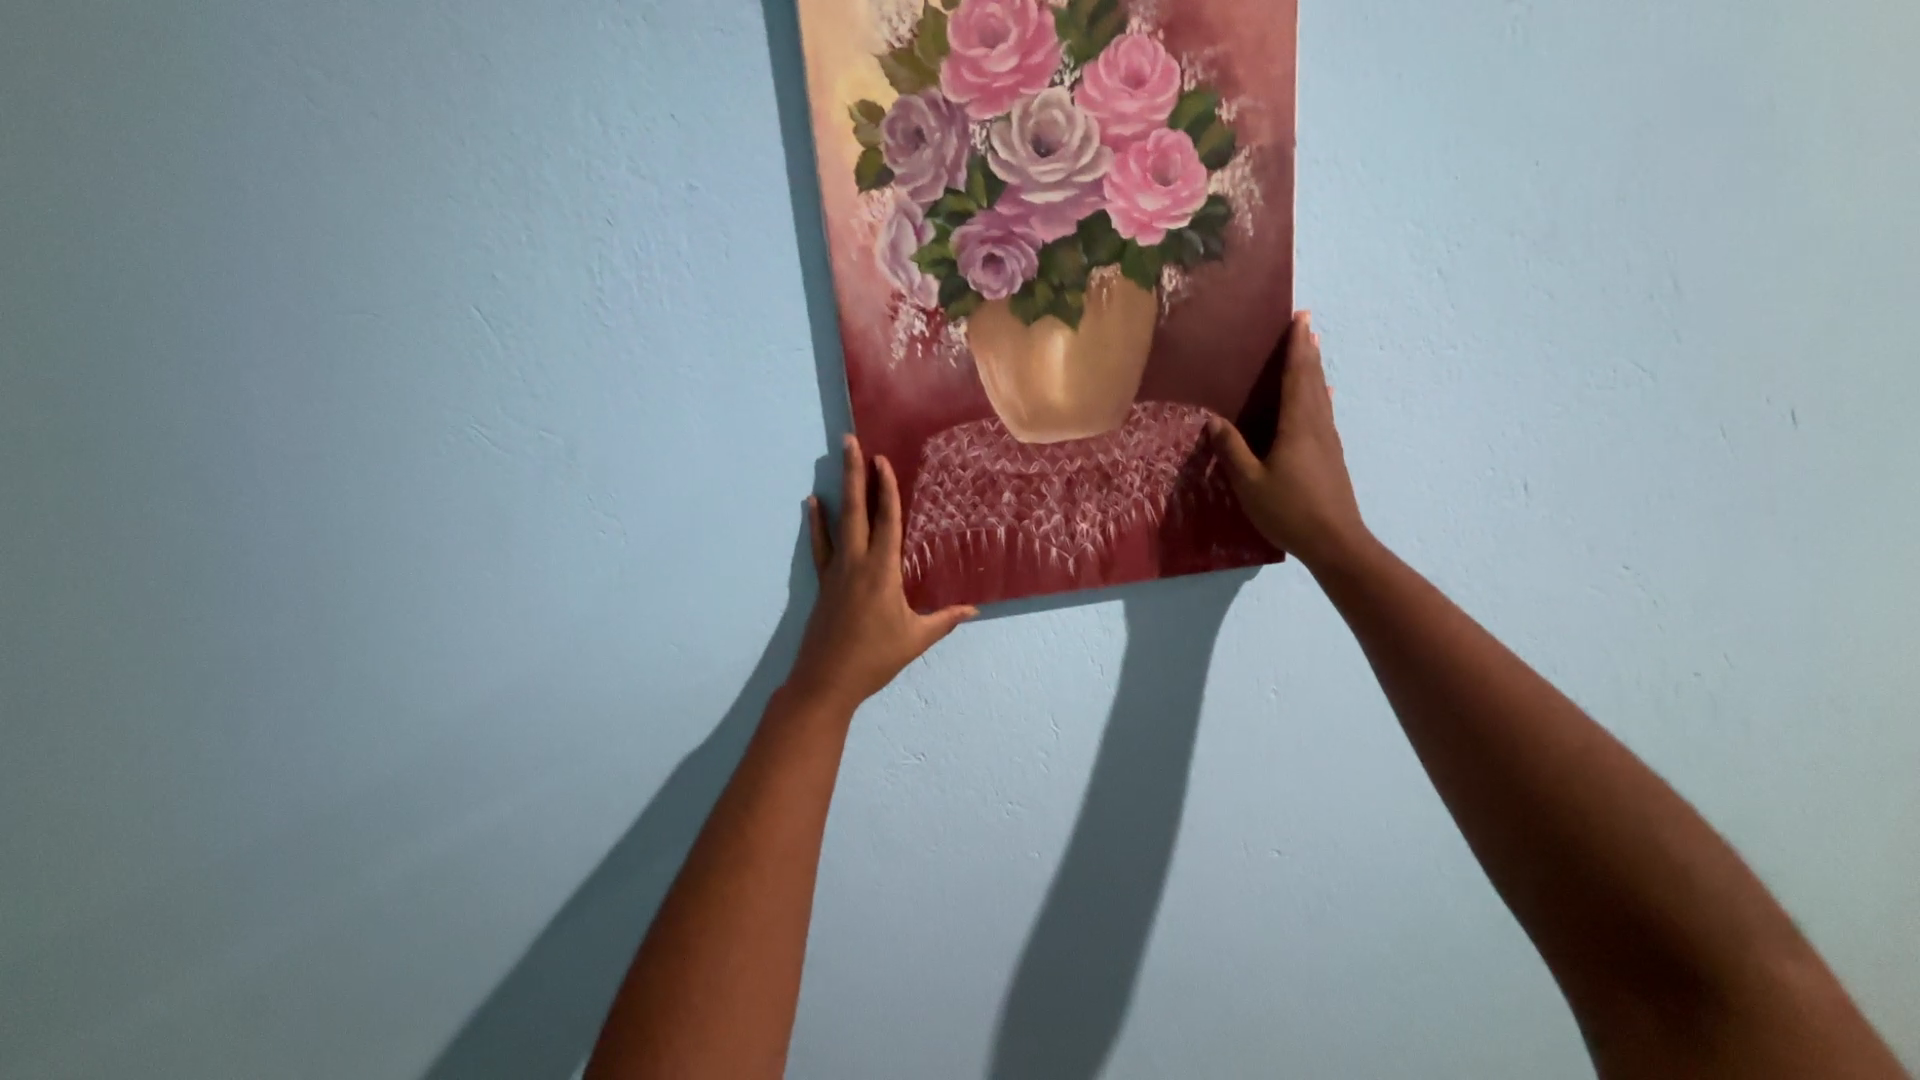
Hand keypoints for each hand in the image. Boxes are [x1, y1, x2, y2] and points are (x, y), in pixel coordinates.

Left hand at [787, 435, 976, 712]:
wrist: (825, 681)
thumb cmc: (875, 659)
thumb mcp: (915, 640)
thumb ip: (944, 620)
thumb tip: (974, 609)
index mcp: (882, 573)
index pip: (886, 522)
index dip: (886, 489)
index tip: (882, 459)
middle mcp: (857, 563)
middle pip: (856, 509)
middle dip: (855, 473)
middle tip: (851, 441)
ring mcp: (836, 571)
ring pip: (838, 521)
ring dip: (839, 489)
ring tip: (837, 460)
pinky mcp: (823, 582)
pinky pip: (820, 545)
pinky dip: (817, 523)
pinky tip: (812, 503)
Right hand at [1208, 312, 1371, 571]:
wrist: (1335, 541)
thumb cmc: (1289, 511)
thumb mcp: (1249, 483)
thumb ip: (1232, 450)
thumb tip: (1214, 420)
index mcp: (1297, 427)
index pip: (1297, 377)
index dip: (1297, 347)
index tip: (1300, 318)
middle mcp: (1317, 426)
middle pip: (1313, 380)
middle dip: (1308, 352)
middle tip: (1306, 325)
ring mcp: (1328, 441)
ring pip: (1321, 396)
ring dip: (1315, 370)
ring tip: (1312, 351)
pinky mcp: (1332, 456)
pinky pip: (1324, 413)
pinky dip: (1320, 395)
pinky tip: (1323, 396)